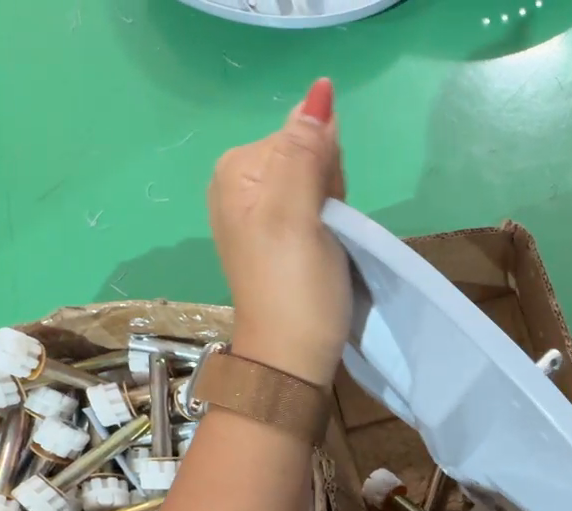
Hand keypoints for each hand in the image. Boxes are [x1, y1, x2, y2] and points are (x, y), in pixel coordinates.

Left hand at [207, 77, 348, 384]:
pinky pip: (312, 214)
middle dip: (330, 190)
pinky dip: (328, 230)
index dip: (329, 171)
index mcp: (238, 170)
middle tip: (329, 234)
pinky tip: (326, 256)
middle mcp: (240, 185)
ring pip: (314, 188)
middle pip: (306, 159)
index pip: (301, 137)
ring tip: (329, 249)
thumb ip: (308, 153)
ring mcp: (257, 216)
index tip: (329, 214)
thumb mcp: (300, 215)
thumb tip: (320, 90)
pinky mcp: (276, 243)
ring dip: (333, 213)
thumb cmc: (297, 288)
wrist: (291, 360)